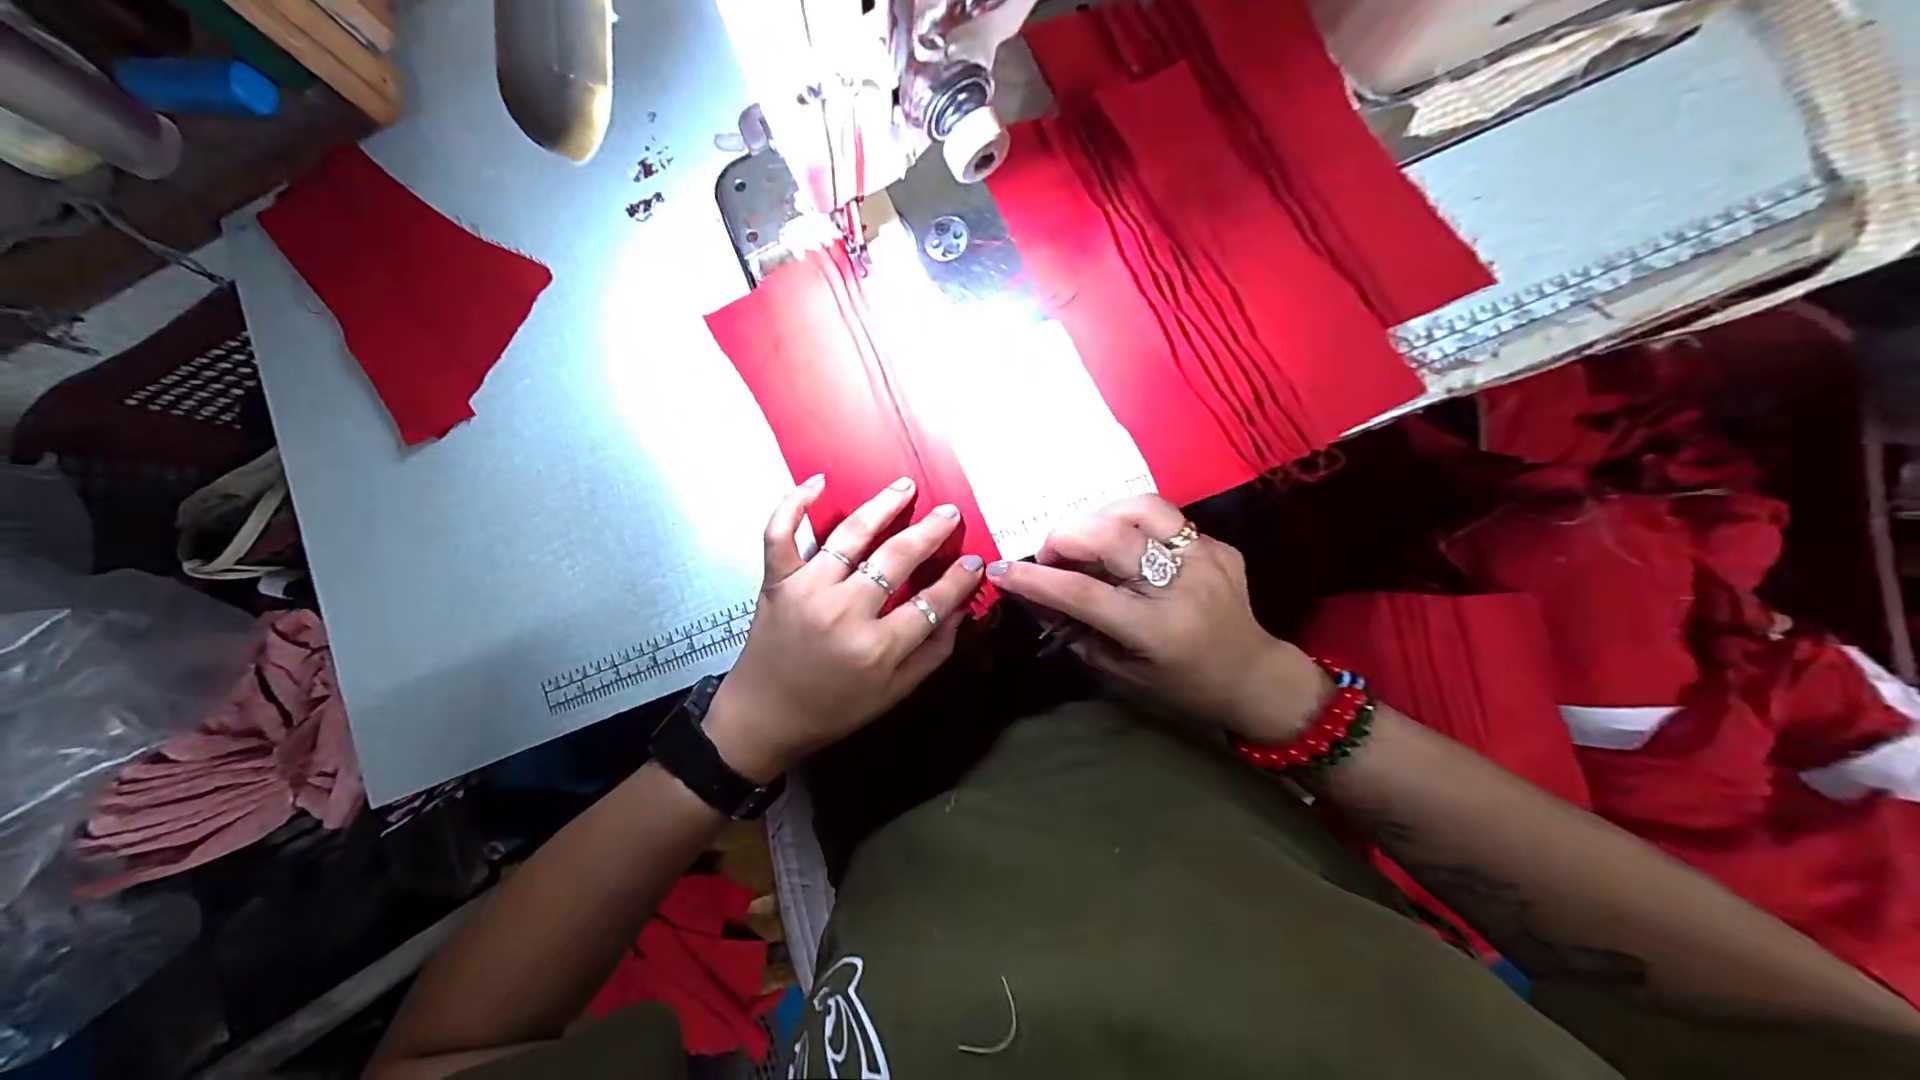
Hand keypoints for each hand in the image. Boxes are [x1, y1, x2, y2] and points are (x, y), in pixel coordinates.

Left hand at [703, 475, 985, 782]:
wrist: (763, 718)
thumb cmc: (833, 708)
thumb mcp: (893, 693)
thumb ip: (933, 652)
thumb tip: (961, 609)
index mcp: (877, 648)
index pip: (931, 602)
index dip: (958, 579)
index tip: (974, 560)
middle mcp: (844, 612)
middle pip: (897, 559)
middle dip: (930, 532)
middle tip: (949, 514)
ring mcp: (807, 591)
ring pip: (851, 536)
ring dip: (883, 506)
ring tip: (905, 487)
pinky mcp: (776, 581)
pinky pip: (781, 534)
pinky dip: (794, 504)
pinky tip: (819, 482)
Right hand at [986, 495, 1328, 741]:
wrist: (1253, 675)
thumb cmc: (1182, 686)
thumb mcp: (1123, 672)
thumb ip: (1079, 631)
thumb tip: (1040, 595)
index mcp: (1156, 629)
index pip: (1083, 594)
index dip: (1035, 579)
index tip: (1002, 569)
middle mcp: (1183, 586)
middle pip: (1112, 536)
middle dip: (1066, 536)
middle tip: (1051, 553)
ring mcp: (1207, 559)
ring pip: (1143, 508)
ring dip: (1100, 516)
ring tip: (1087, 537)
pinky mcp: (1219, 545)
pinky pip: (1165, 519)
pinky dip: (1133, 526)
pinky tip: (1127, 545)